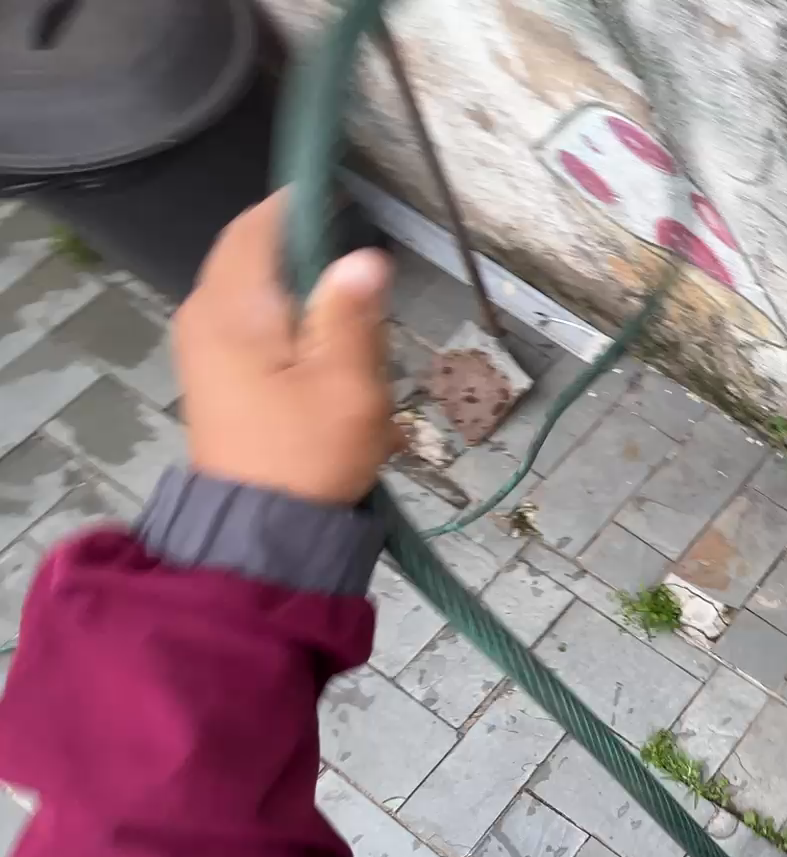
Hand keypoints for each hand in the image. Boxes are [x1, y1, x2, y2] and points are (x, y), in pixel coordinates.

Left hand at [172, 190, 398, 504]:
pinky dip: (298, 323)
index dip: (293, 208)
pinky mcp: (222, 374)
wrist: (269, 520)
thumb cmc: (313, 448)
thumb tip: (365, 257)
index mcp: (234, 311)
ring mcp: (208, 347)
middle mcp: (206, 318)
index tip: (336, 194)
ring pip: (263, 296)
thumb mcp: (348, 383)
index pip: (254, 232)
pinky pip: (260, 326)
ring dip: (310, 297)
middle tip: (369, 276)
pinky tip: (336, 353)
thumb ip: (353, 317)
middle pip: (257, 262)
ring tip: (362, 327)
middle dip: (312, 259)